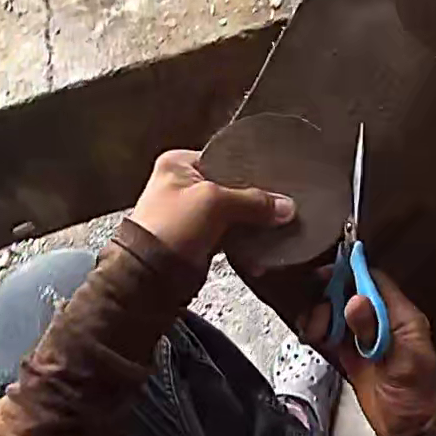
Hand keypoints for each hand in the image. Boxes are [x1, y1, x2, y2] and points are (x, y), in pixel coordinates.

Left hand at [130, 150, 295, 265]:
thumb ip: (252, 201)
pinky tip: (260, 251)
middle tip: (278, 208)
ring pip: (233, 215)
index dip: (250, 170)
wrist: (152, 276)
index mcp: (178, 164)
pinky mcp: (199, 240)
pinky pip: (230, 237)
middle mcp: (183, 186)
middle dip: (255, 203)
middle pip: (232, 189)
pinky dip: (244, 244)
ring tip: (274, 230)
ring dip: (252, 226)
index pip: (225, 159)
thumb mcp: (214, 203)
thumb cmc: (168, 230)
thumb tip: (284, 206)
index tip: (275, 181)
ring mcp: (191, 215)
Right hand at [302, 268, 435, 435]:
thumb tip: (356, 302)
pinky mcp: (350, 355)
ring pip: (335, 313)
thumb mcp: (403, 361)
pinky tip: (314, 338)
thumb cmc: (418, 398)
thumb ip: (377, 330)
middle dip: (330, 298)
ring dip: (321, 318)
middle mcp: (381, 323)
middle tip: (320, 315)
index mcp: (401, 318)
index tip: (328, 274)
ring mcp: (364, 338)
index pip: (375, 281)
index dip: (351, 273)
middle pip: (349, 293)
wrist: (412, 432)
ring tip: (317, 333)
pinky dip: (317, 333)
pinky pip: (329, 334)